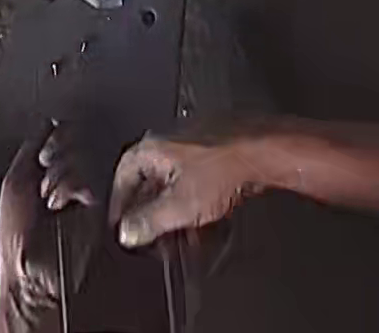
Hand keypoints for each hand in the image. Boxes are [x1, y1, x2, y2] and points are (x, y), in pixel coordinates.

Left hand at [0, 133, 90, 332]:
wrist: (29, 273)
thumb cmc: (18, 239)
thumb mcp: (16, 181)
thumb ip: (31, 146)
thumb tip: (47, 119)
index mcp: (61, 167)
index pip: (73, 131)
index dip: (58, 134)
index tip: (43, 151)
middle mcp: (81, 174)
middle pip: (83, 136)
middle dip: (58, 148)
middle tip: (45, 166)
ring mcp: (95, 186)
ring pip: (88, 152)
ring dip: (60, 171)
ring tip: (49, 195)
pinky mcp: (105, 202)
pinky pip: (92, 174)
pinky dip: (69, 185)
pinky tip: (58, 203)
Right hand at [108, 134, 270, 248]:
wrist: (259, 153)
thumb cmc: (222, 168)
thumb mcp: (178, 205)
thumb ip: (148, 221)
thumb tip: (128, 231)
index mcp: (155, 147)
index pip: (124, 172)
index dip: (119, 200)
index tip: (121, 223)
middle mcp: (171, 141)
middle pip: (149, 179)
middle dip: (149, 212)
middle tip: (150, 237)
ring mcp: (194, 145)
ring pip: (174, 183)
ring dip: (172, 211)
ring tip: (177, 237)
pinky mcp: (214, 153)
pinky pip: (194, 181)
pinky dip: (192, 203)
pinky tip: (201, 224)